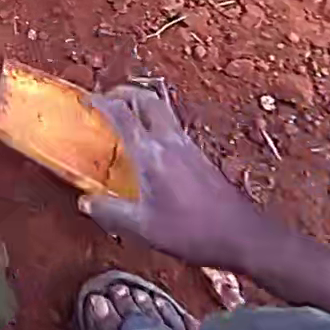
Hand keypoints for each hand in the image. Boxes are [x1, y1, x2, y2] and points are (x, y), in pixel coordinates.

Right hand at [82, 85, 270, 271]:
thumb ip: (112, 212)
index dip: (100, 101)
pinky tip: (149, 142)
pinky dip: (153, 120)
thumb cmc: (193, 232)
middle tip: (106, 100)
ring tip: (125, 115)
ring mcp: (186, 144)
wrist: (244, 236)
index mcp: (151, 152)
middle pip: (144, 98)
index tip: (86, 100)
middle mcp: (169, 140)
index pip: (121, 112)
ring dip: (140, 103)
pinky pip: (170, 123)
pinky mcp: (198, 154)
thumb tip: (85, 203)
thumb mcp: (145, 227)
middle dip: (122, 92)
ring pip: (160, 107)